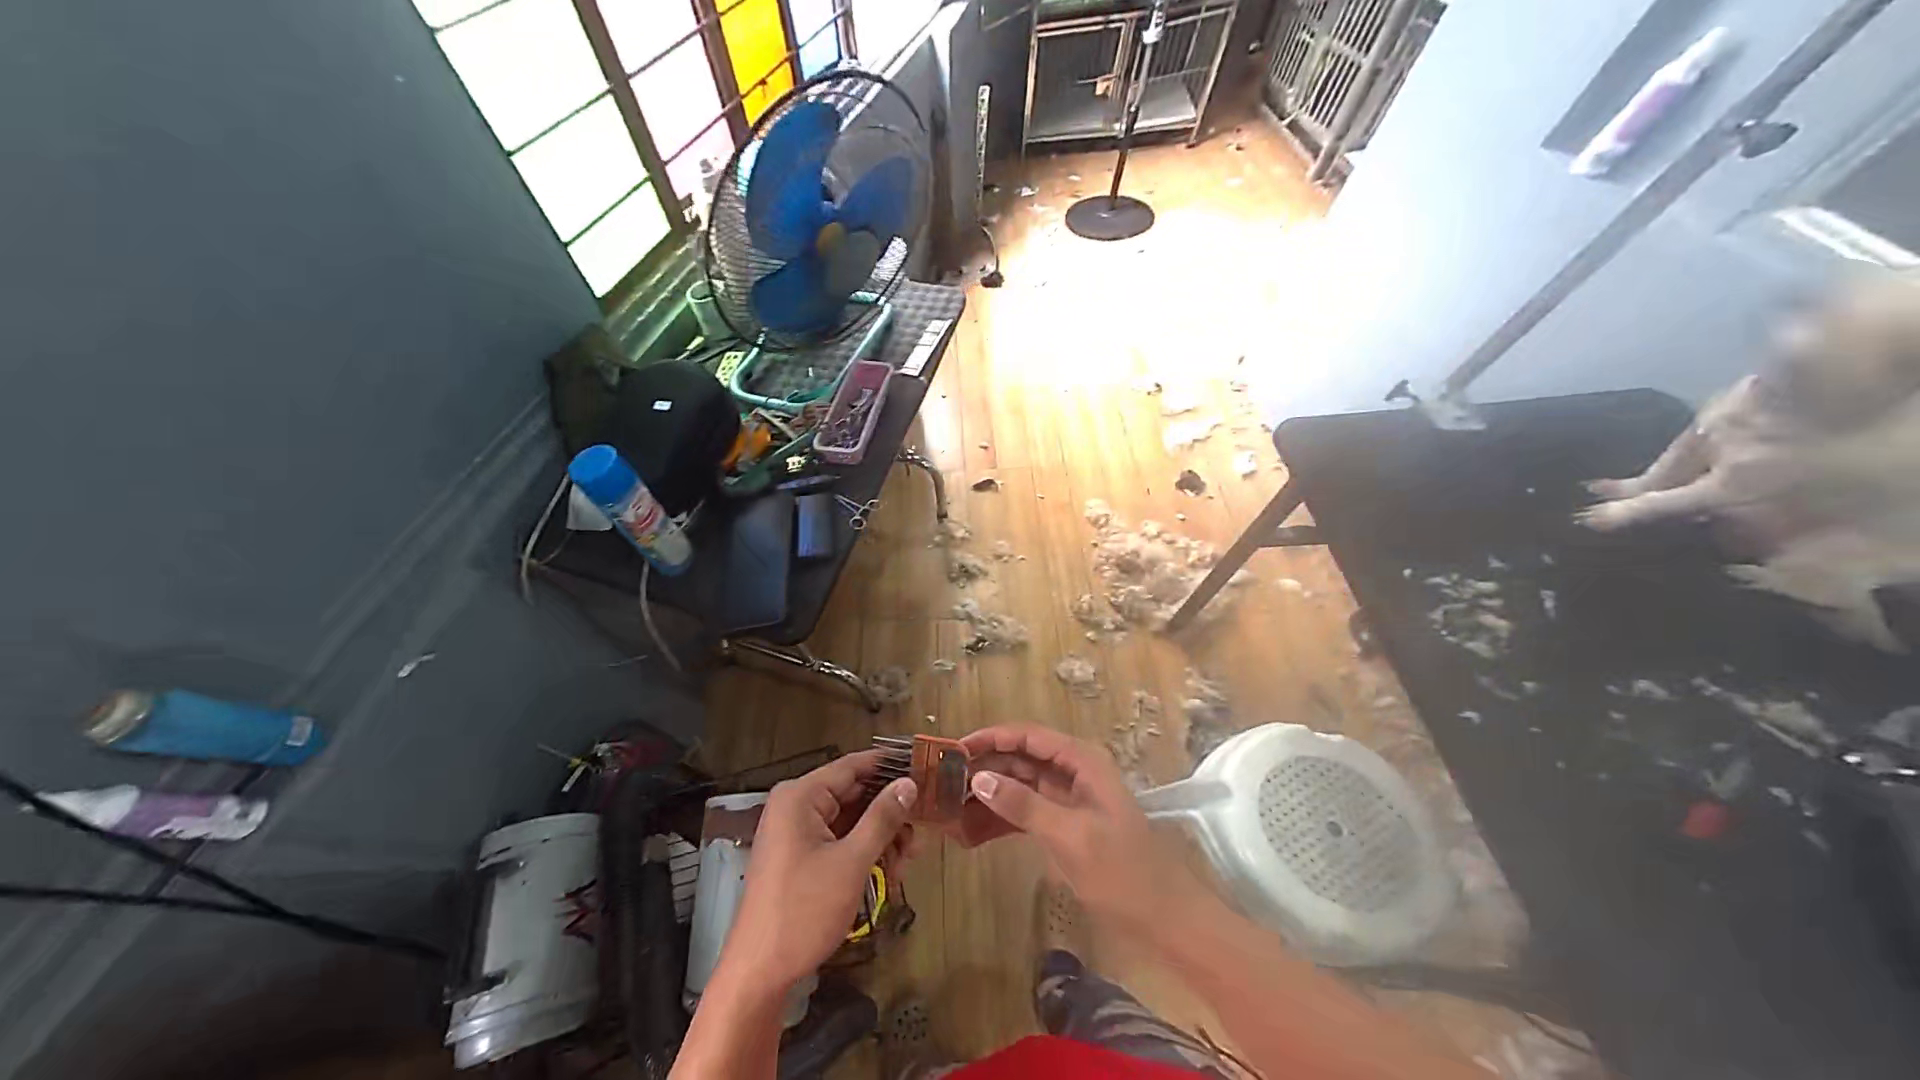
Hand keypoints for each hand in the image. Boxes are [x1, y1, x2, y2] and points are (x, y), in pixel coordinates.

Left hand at [717, 750, 916, 989]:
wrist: (759, 973)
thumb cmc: (804, 911)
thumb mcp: (852, 862)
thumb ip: (882, 818)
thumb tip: (908, 783)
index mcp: (800, 796)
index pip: (854, 766)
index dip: (891, 768)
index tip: (926, 772)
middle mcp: (796, 805)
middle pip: (854, 793)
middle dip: (889, 812)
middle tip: (922, 829)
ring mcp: (796, 832)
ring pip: (851, 819)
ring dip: (881, 836)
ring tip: (906, 860)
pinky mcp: (799, 855)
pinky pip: (839, 839)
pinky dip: (864, 851)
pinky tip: (888, 870)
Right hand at [953, 726, 1207, 933]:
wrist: (1165, 918)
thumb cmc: (1124, 871)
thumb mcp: (1071, 836)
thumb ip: (1024, 805)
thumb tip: (978, 778)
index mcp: (1082, 761)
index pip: (1028, 736)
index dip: (991, 737)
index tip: (955, 749)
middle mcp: (1072, 773)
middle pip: (1020, 758)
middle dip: (984, 767)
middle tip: (943, 782)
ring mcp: (1066, 800)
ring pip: (1018, 785)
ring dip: (988, 795)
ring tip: (950, 808)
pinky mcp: (1062, 826)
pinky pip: (1023, 812)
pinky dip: (999, 819)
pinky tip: (970, 832)